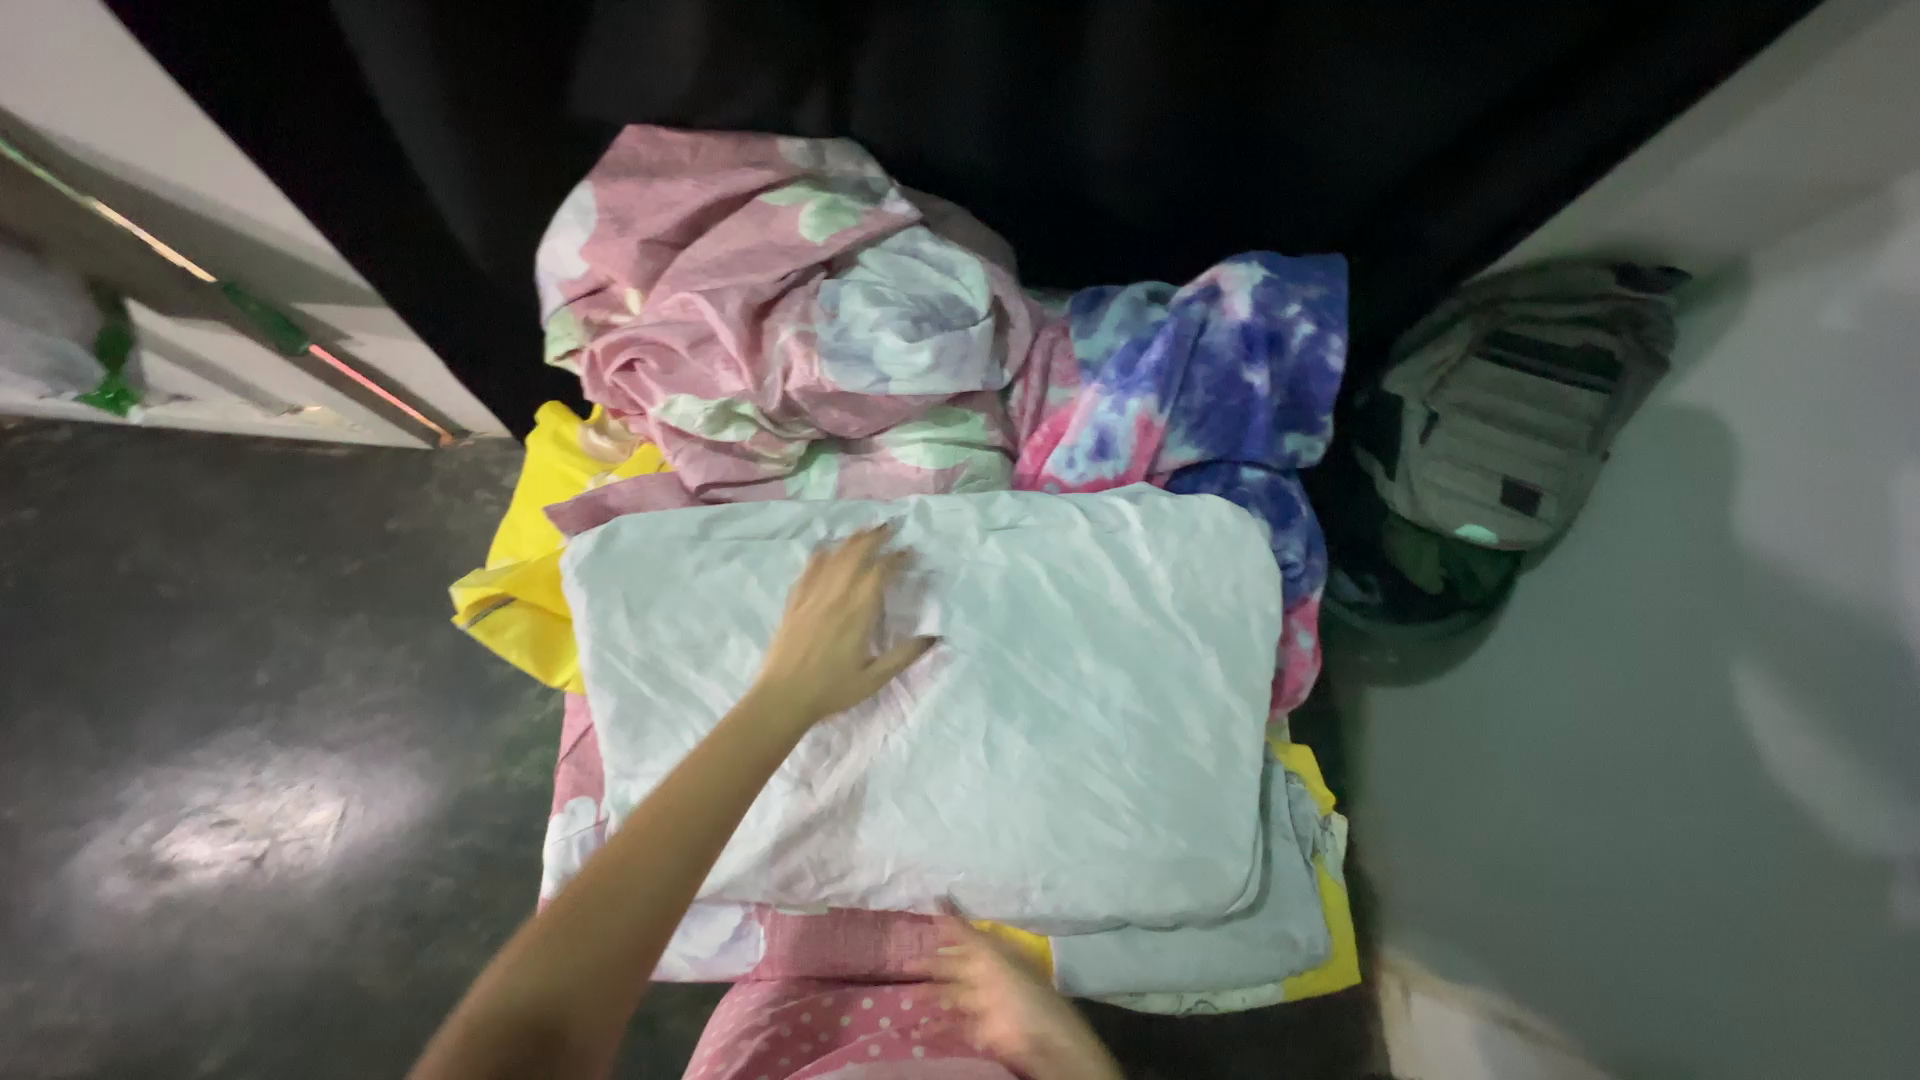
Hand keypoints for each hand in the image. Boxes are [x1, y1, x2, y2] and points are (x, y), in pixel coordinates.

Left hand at [752, 523, 936, 724]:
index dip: (897, 558)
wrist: (782, 698)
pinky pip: (808, 569)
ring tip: (865, 530)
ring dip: (851, 540)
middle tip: (890, 527)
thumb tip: (933, 636)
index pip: (880, 573)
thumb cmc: (831, 691)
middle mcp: (835, 597)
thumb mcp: (874, 679)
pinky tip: (827, 548)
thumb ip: (904, 655)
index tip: (910, 551)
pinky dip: (821, 554)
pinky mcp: (794, 602)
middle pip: (856, 555)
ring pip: (833, 557)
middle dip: (874, 537)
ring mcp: (811, 597)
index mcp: (857, 613)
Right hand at [924, 915, 1123, 1079]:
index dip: (943, 933)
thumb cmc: (1018, 989)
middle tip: (901, 966)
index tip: (918, 929)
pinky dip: (934, 1029)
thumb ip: (963, 930)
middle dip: (929, 967)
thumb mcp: (990, 954)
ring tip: (904, 998)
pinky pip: (952, 1028)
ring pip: (949, 998)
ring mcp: (982, 1006)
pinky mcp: (978, 1033)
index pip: (964, 939)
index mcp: (992, 954)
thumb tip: (940, 897)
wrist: (1042, 1040)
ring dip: (928, 998)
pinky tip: (916, 1030)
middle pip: (953, 969)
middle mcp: (986, 977)